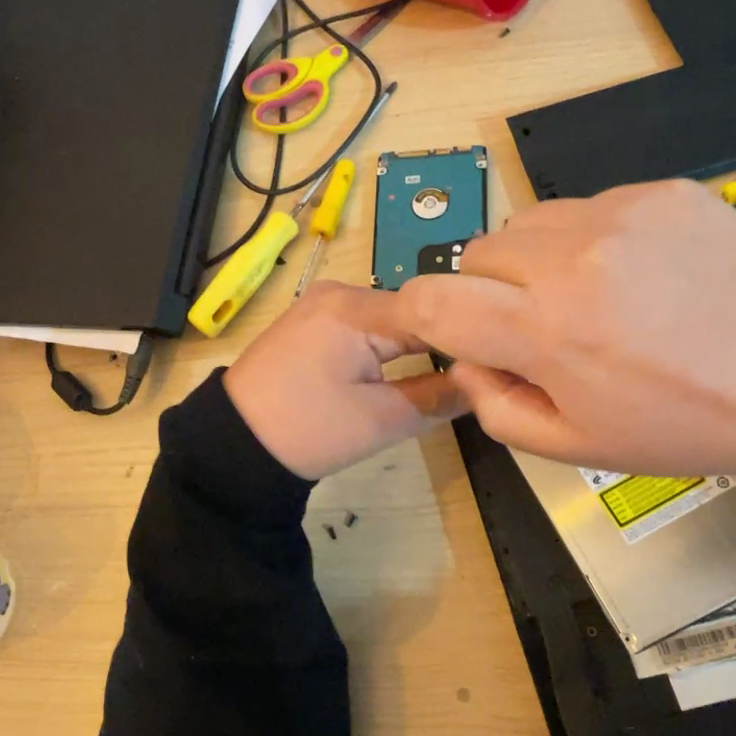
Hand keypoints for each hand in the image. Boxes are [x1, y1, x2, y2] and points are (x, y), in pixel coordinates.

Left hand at [224, 281, 468, 479]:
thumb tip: (486, 385)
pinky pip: (366, 323)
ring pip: (391, 317)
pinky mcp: (313, 320)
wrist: (232, 444)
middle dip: (446, 338)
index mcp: (355, 310)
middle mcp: (340, 292)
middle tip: (485, 370)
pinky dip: (389, 343)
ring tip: (456, 370)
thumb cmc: (306, 431)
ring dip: (419, 341)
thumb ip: (437, 398)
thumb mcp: (379, 421)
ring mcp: (322, 303)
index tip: (503, 361)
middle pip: (413, 309)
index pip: (434, 311)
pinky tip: (410, 365)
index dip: (471, 336)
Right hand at [396, 180, 735, 498]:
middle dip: (489, 290)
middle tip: (540, 324)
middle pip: (475, 252)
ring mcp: (621, 212)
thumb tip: (467, 356)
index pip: (431, 299)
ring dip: (536, 259)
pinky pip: (588, 206)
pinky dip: (591, 238)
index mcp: (550, 331)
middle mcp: (574, 258)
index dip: (418, 313)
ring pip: (528, 221)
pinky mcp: (661, 188)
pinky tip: (640, 272)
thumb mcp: (579, 448)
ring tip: (591, 294)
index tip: (439, 326)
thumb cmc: (688, 425)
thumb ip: (495, 406)